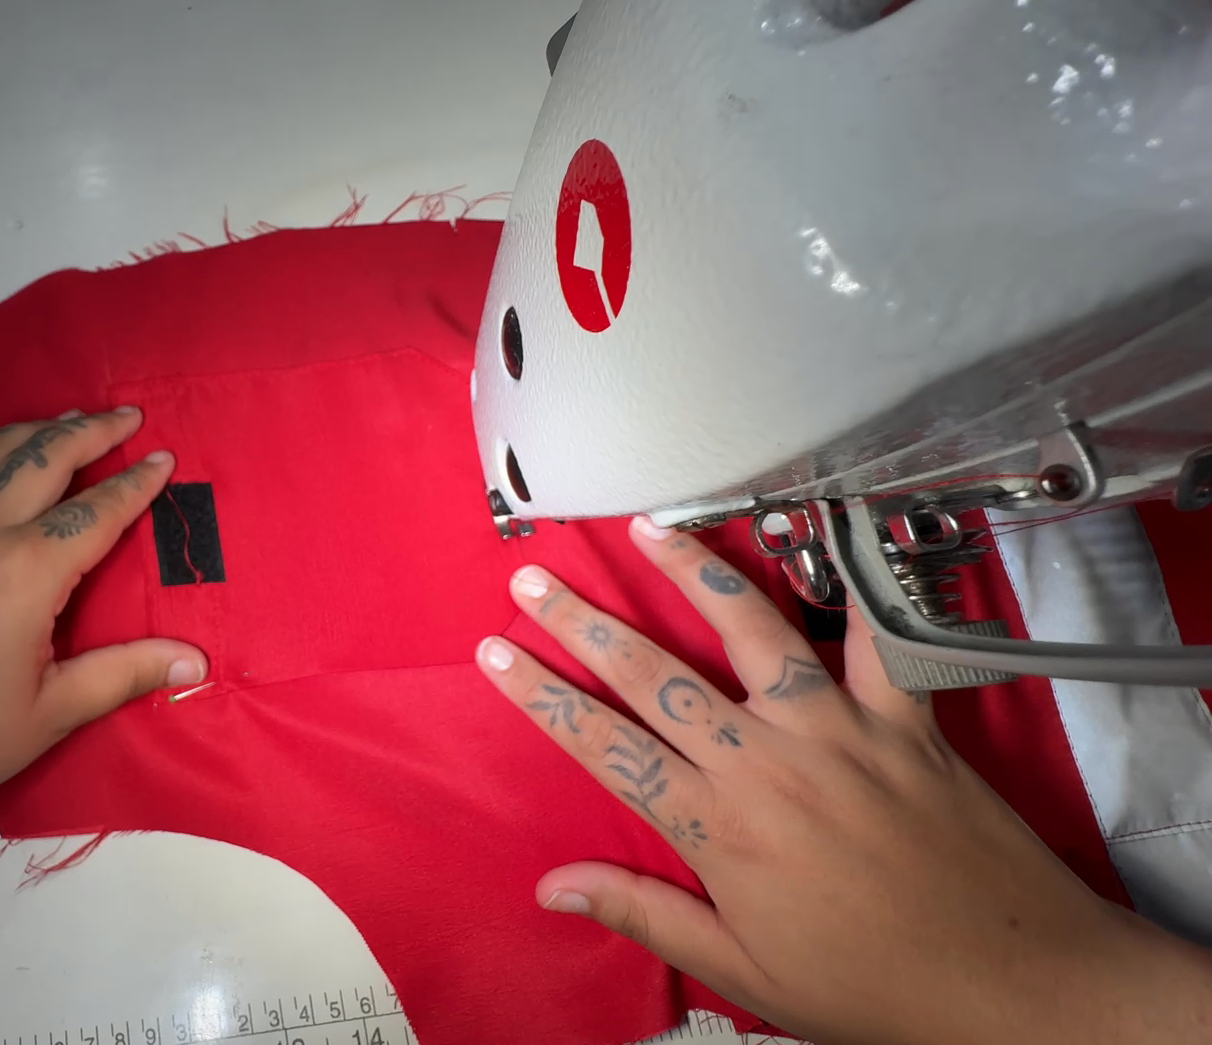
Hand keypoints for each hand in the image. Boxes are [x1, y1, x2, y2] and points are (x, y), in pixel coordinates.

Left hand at [0, 409, 204, 1044]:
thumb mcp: (52, 712)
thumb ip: (127, 672)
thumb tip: (200, 660)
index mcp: (26, 569)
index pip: (97, 511)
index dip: (137, 483)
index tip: (164, 456)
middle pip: (41, 460)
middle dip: (89, 432)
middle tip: (122, 415)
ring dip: (23, 432)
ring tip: (56, 419)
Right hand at [474, 518, 1211, 1044]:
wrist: (1030, 1001)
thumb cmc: (875, 990)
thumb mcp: (743, 974)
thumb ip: (642, 914)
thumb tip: (553, 889)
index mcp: (718, 827)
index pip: (602, 745)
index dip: (540, 695)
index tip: (496, 654)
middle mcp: (764, 765)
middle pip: (651, 677)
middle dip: (581, 623)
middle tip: (534, 581)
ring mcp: (835, 733)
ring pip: (751, 634)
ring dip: (690, 574)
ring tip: (647, 529)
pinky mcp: (901, 723)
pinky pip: (877, 643)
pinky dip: (853, 588)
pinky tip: (826, 534)